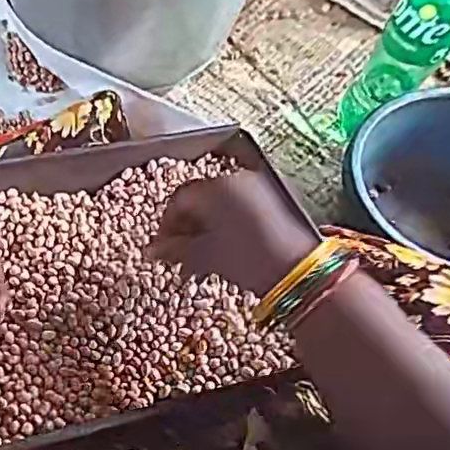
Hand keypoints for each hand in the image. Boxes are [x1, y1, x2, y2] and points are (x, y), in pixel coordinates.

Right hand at [146, 171, 319, 296]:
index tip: (161, 248)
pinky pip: (238, 209)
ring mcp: (258, 189)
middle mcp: (238, 179)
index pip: (179, 199)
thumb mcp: (204, 255)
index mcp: (217, 187)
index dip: (165, 225)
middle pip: (199, 200)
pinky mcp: (273, 203)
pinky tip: (222, 251)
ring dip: (204, 230)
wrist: (297, 270)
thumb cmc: (247, 259)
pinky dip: (224, 227)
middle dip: (185, 228)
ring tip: (200, 259)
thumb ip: (174, 249)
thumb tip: (152, 250)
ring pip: (219, 206)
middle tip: (177, 255)